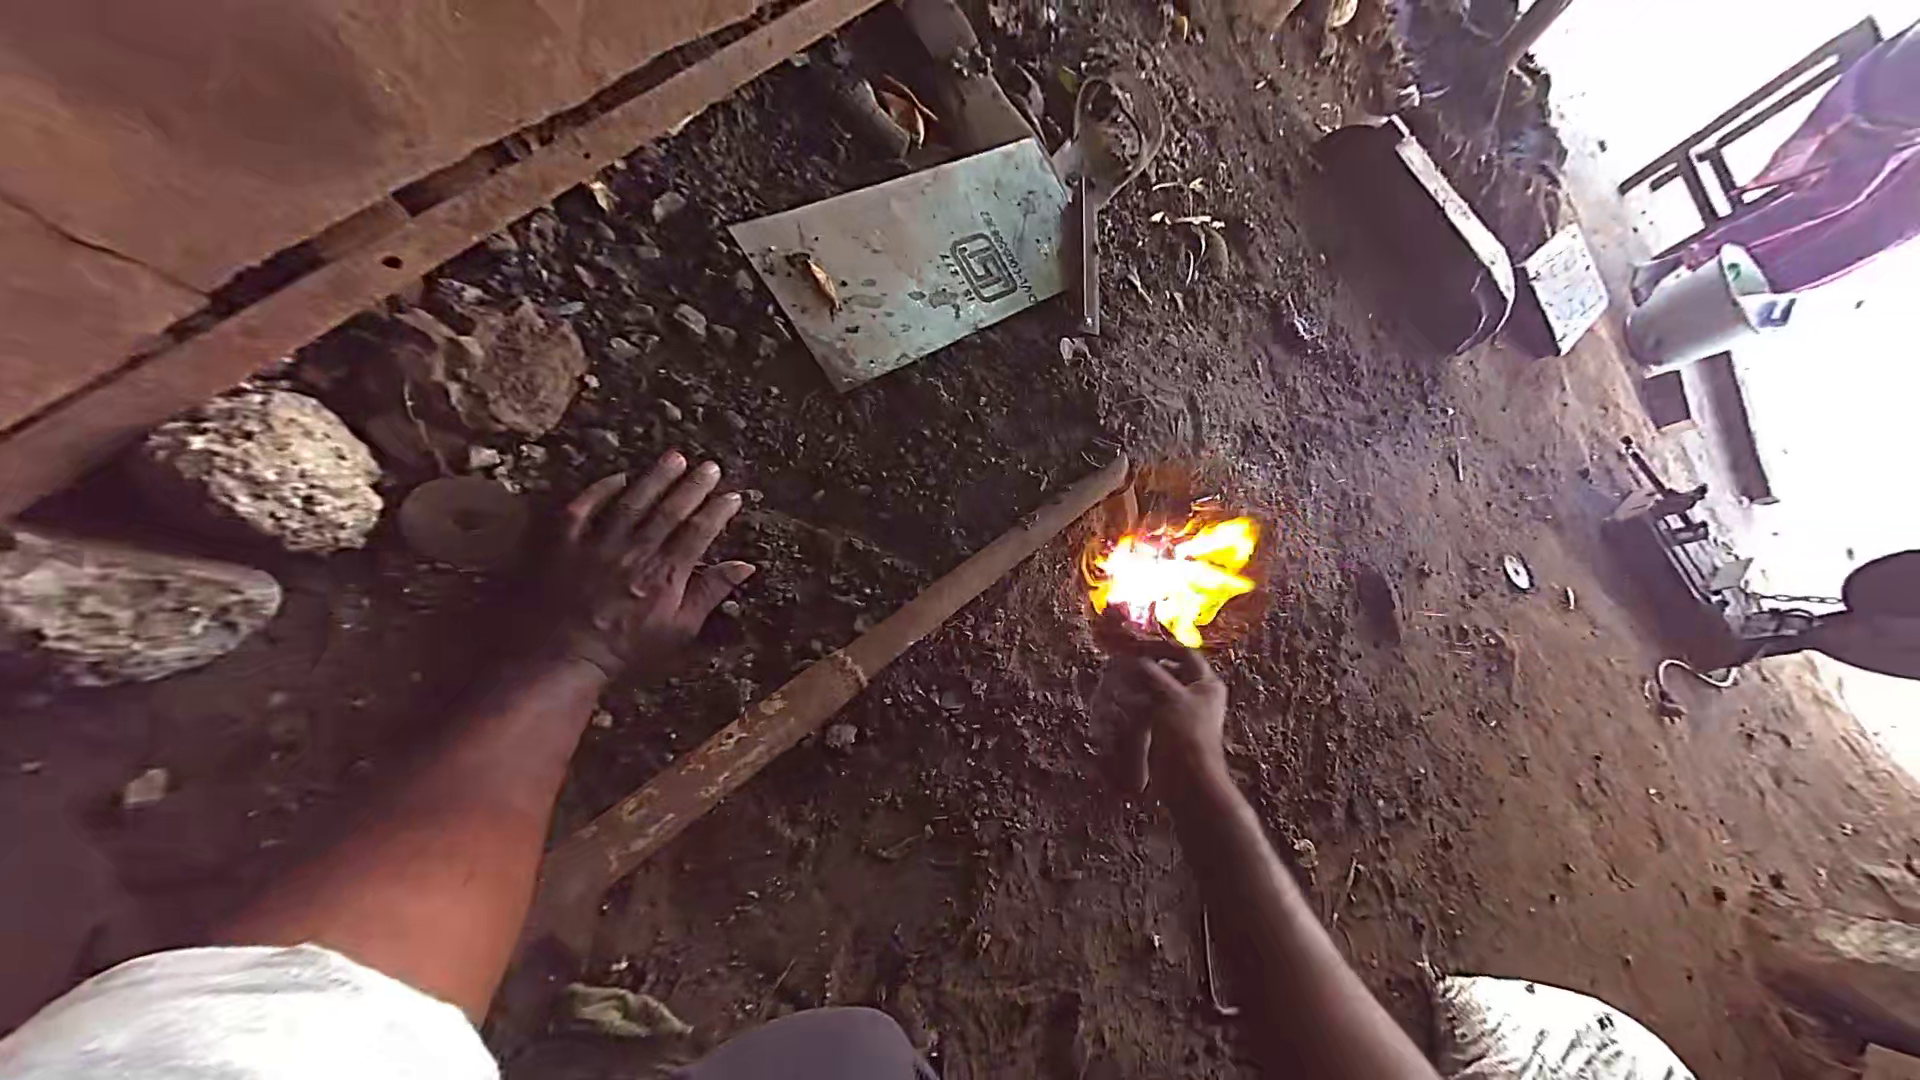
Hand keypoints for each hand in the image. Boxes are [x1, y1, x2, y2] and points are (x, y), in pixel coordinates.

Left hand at [538, 452, 754, 680]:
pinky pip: (582, 508)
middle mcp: (635, 552)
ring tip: (675, 457)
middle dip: (694, 486)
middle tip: (710, 467)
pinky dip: (600, 490)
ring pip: (633, 502)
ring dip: (656, 478)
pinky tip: (618, 477)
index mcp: (666, 574)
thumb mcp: (679, 630)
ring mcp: (597, 545)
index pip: (699, 532)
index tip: (732, 495)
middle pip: (670, 510)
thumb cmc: (624, 650)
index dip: (718, 511)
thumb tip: (744, 566)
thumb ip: (710, 593)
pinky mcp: (562, 544)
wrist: (559, 659)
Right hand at [1096, 647, 1227, 795]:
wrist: (1189, 782)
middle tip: (1122, 663)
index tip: (1135, 644)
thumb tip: (1132, 657)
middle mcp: (1195, 695)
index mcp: (1205, 684)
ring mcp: (1181, 713)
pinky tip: (1121, 706)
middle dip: (1144, 667)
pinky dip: (1135, 705)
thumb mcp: (1169, 697)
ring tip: (1119, 685)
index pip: (1183, 653)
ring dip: (1137, 686)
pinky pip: (1149, 708)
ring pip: (1155, 689)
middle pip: (1167, 671)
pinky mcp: (1167, 728)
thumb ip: (1151, 673)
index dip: (1160, 646)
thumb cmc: (1187, 735)